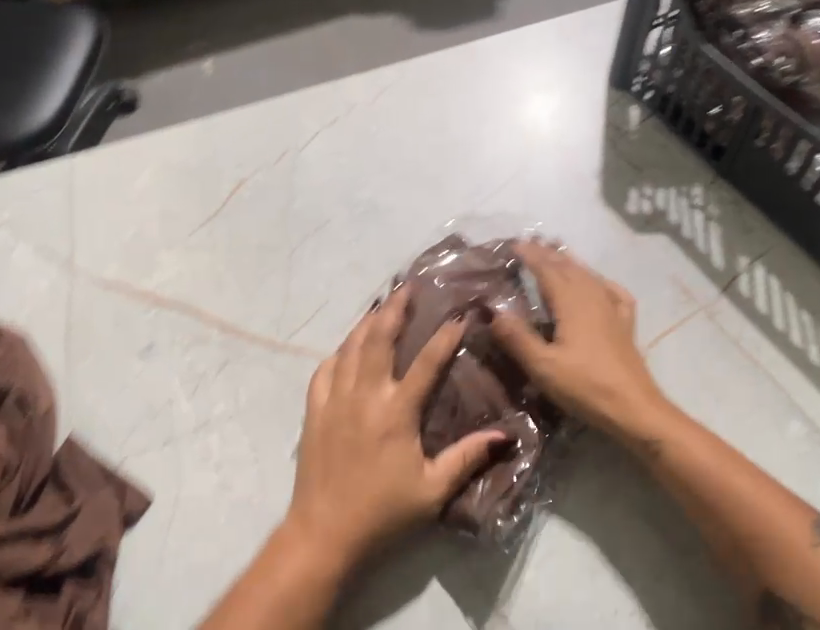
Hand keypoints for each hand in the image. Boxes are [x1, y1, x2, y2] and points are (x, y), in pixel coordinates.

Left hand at [285, 288, 505, 564]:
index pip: (426, 363)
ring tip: (381, 306)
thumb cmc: (383, 513)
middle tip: (408, 287)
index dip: (444, 336)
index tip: (460, 314)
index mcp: (396, 412)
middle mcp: (364, 396)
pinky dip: (339, 351)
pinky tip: (348, 348)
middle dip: (394, 308)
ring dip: (367, 322)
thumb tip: (505, 434)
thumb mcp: (432, 491)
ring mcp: (335, 400)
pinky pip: (325, 368)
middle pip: (378, 338)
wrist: (323, 533)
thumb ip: (467, 458)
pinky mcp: (314, 410)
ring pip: (350, 347)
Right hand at [490, 242, 674, 439]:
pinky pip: (612, 291)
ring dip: (570, 262)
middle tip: (530, 245)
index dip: (531, 255)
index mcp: (572, 303)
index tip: (514, 244)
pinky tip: (600, 283)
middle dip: (548, 254)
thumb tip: (494, 311)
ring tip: (557, 254)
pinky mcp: (625, 325)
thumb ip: (518, 338)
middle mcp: (593, 298)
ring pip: (589, 276)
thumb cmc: (586, 387)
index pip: (547, 269)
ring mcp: (612, 310)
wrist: (634, 409)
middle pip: (568, 267)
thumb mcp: (543, 367)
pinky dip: (601, 281)